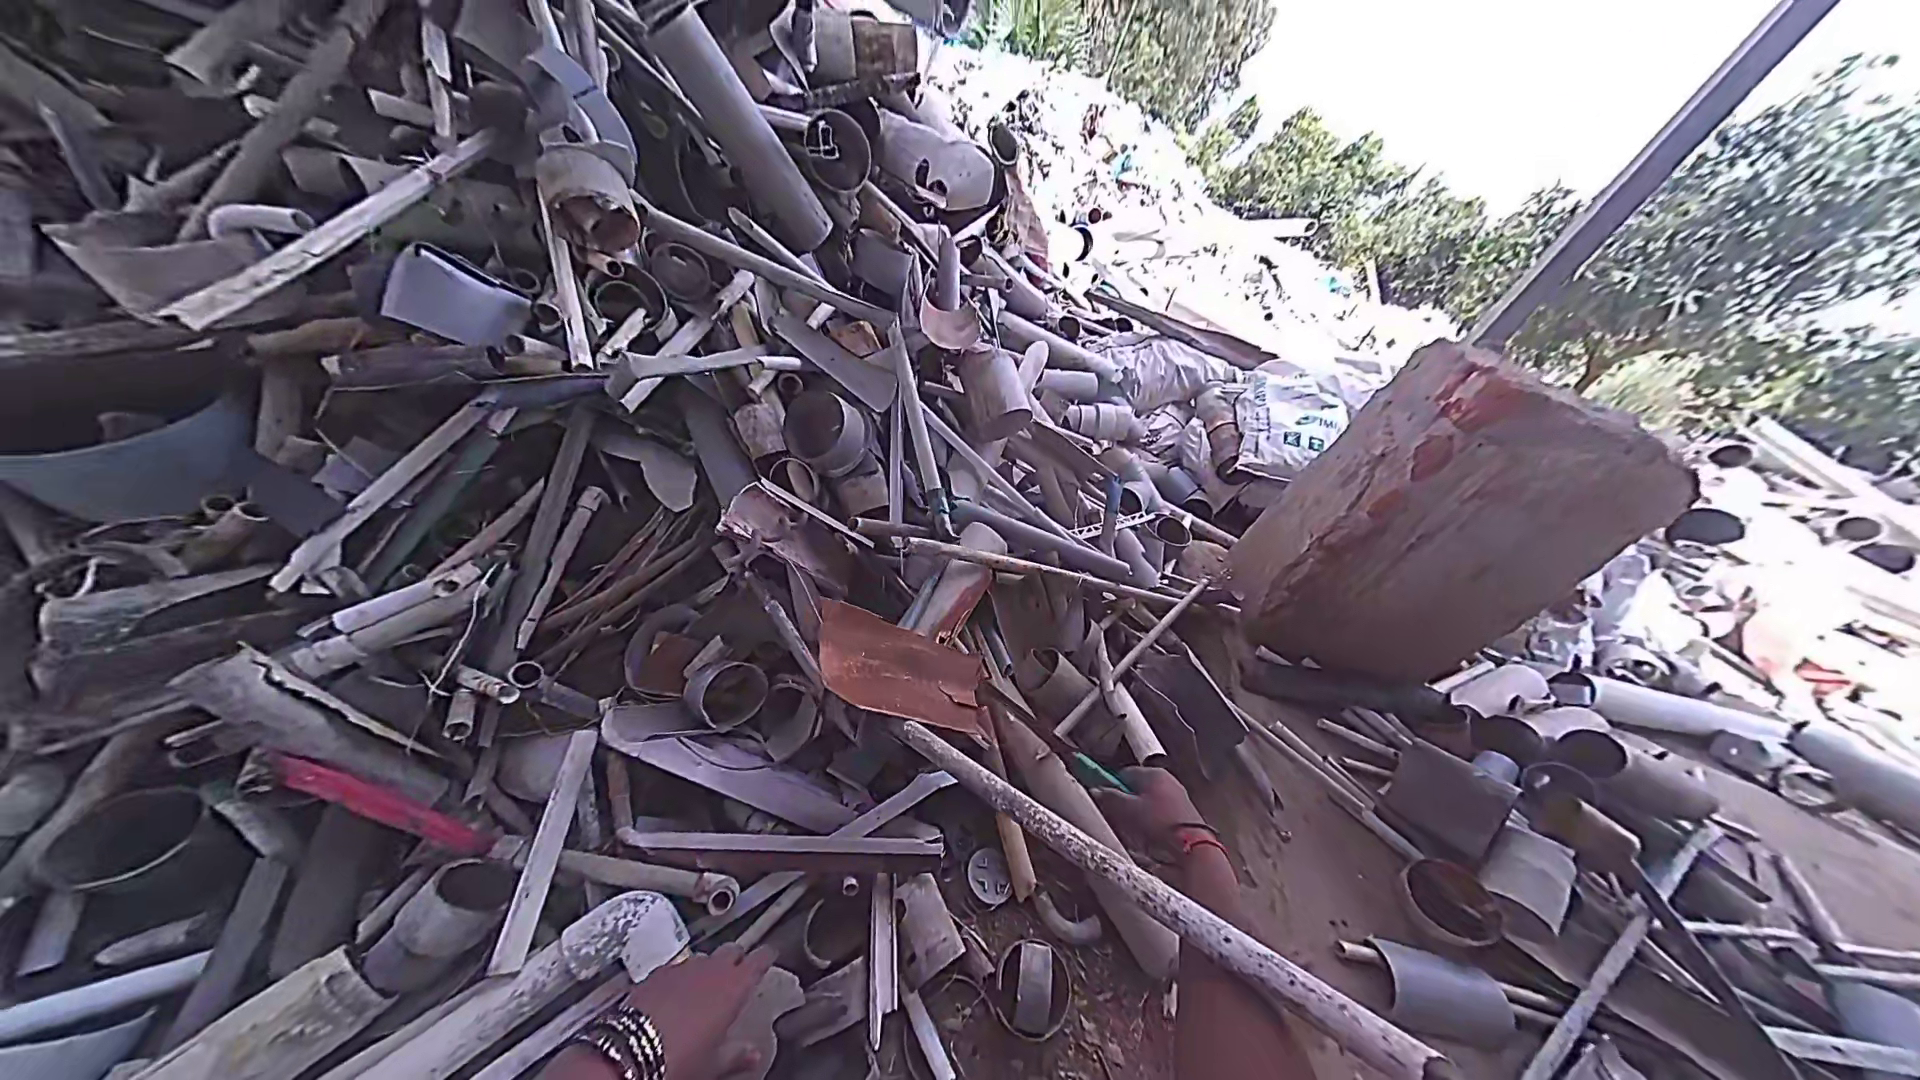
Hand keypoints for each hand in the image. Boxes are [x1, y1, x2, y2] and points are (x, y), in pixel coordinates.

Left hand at [625, 942, 775, 1079]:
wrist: (628, 1054)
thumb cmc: (678, 1060)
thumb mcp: (712, 1064)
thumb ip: (736, 1055)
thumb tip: (754, 1056)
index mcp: (734, 985)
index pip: (760, 958)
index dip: (766, 956)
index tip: (769, 957)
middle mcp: (713, 968)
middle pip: (733, 950)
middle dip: (737, 959)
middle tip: (737, 976)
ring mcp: (685, 966)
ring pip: (705, 957)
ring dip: (708, 969)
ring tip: (704, 990)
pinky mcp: (659, 972)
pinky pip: (678, 968)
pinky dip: (682, 978)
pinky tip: (675, 997)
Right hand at [1091, 766, 1206, 862]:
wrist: (1192, 849)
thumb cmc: (1160, 823)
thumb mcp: (1127, 809)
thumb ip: (1109, 797)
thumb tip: (1097, 791)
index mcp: (1154, 773)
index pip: (1124, 772)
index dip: (1110, 784)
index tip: (1101, 796)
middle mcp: (1167, 782)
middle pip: (1136, 788)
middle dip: (1122, 802)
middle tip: (1113, 815)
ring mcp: (1177, 800)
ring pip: (1146, 804)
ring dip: (1134, 815)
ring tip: (1128, 830)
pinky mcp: (1183, 818)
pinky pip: (1158, 817)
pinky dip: (1148, 825)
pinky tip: (1144, 838)